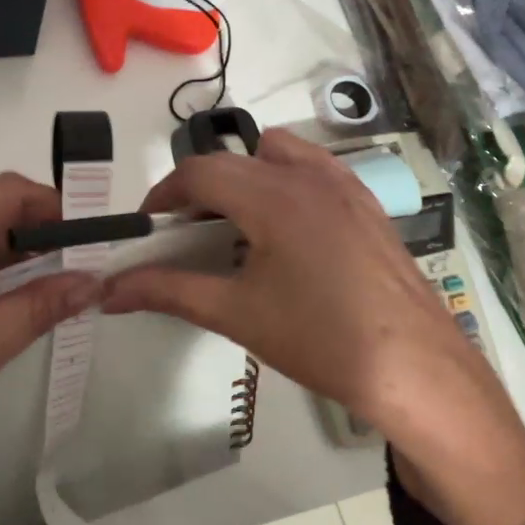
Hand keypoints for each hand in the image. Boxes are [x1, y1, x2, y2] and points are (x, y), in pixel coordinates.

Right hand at [101, 129, 524, 524]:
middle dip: (198, 189)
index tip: (147, 228)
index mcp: (273, 196)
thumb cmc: (319, 339)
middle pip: (233, 160)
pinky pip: (314, 170)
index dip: (162, 195)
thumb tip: (108, 291)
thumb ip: (167, 291)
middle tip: (184, 235)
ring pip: (277, 153)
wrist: (416, 371)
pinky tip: (286, 236)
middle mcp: (309, 176)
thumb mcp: (235, 314)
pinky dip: (284, 183)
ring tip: (236, 227)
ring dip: (245, 176)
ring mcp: (346, 186)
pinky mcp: (368, 205)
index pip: (198, 172)